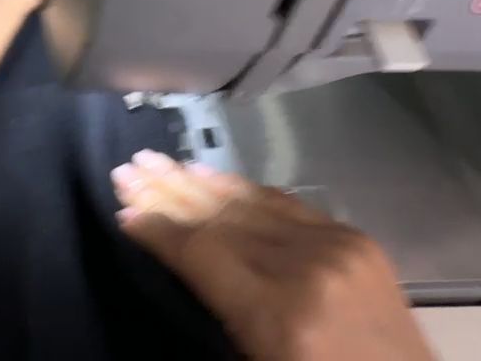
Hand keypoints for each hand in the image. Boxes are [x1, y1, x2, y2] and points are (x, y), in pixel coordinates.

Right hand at [112, 150, 434, 360]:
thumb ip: (220, 314)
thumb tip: (182, 259)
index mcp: (281, 317)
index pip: (202, 254)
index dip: (159, 231)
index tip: (123, 212)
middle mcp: (308, 269)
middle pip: (219, 219)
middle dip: (166, 193)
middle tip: (125, 170)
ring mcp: (338, 248)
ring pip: (248, 203)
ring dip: (195, 182)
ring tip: (155, 162)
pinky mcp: (356, 239)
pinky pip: (284, 204)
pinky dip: (241, 189)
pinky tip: (209, 175)